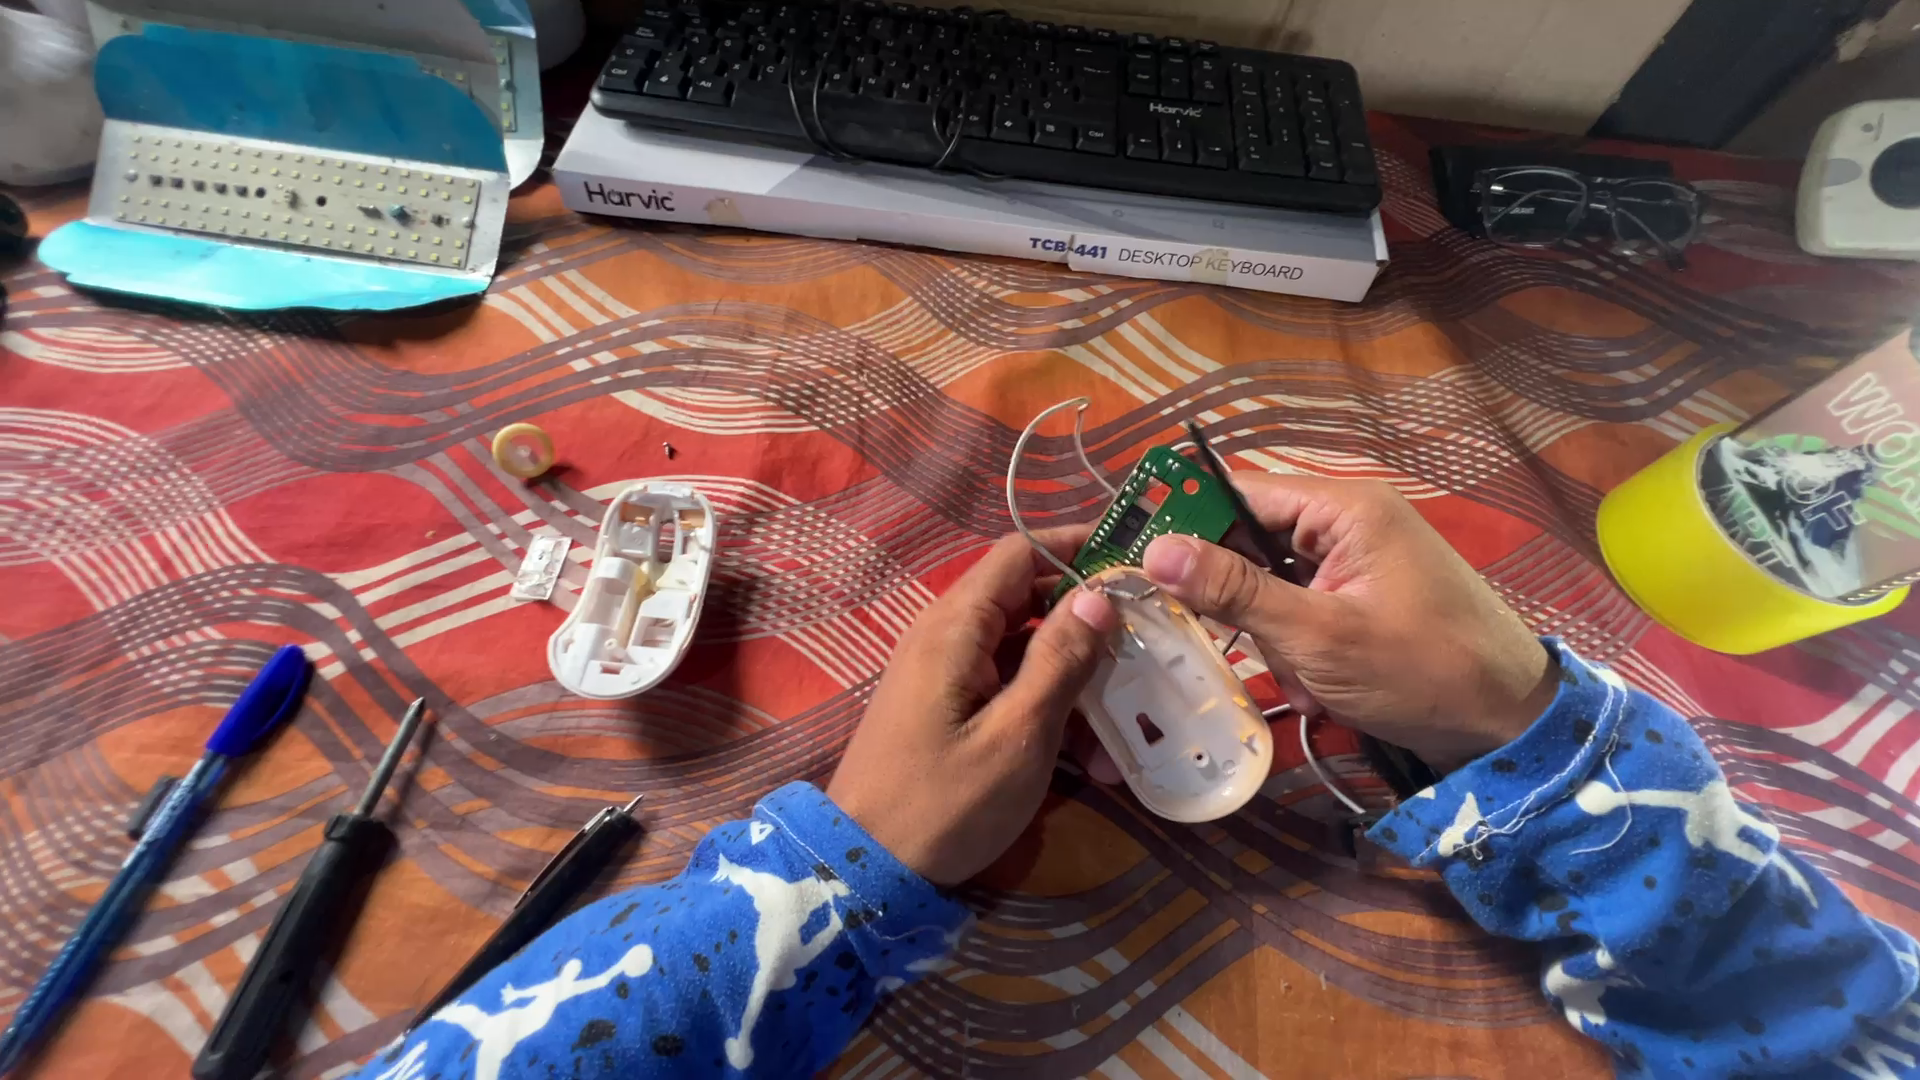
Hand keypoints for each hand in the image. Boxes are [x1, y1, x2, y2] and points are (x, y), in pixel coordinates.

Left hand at [827, 530, 1118, 885]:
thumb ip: (1058, 661)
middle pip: (1025, 596)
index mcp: (957, 624)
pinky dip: (1044, 696)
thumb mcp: (1017, 735)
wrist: (864, 867)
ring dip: (1071, 666)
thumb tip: (1096, 596)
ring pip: (1020, 642)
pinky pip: (1004, 679)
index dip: (1075, 547)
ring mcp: (944, 668)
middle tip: (1146, 637)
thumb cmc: (944, 803)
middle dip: (1084, 614)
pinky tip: (1087, 741)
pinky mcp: (946, 702)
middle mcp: (946, 632)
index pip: (1020, 553)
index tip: (1132, 561)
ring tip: (1126, 703)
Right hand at [1136, 474, 1554, 774]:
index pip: (1237, 493)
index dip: (1186, 525)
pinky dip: (1292, 645)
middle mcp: (1343, 519)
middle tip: (1229, 644)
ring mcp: (1351, 558)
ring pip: (1265, 580)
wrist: (1514, 729)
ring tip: (1298, 678)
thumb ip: (1234, 590)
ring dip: (1267, 633)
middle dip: (1237, 600)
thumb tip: (1154, 551)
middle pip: (1247, 539)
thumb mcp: (1316, 634)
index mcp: (1341, 507)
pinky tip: (1314, 685)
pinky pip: (1294, 604)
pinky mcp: (1354, 592)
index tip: (1145, 568)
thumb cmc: (1421, 671)